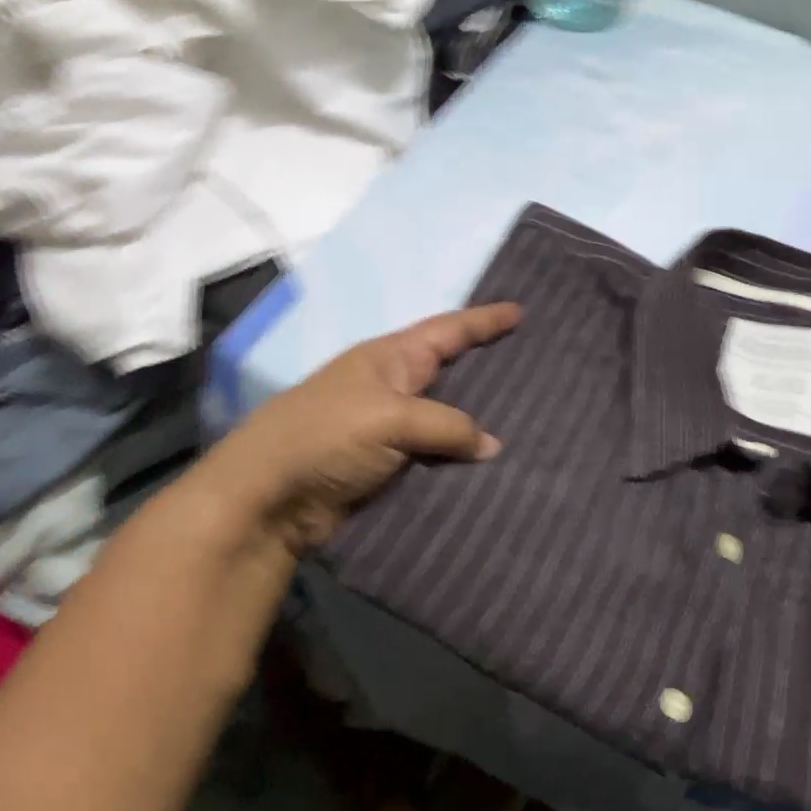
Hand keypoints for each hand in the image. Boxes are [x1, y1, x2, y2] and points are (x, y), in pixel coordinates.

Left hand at [213, 303, 520, 552]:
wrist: (271, 497)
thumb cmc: (327, 436)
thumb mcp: (391, 418)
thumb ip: (448, 426)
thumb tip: (492, 445)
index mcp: (390, 359)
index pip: (447, 331)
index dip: (483, 321)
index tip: (521, 312)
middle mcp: (393, 389)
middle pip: (452, 375)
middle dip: (490, 371)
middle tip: (539, 371)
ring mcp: (390, 431)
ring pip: (448, 422)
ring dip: (481, 426)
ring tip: (533, 425)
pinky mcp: (389, 469)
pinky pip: (438, 460)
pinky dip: (463, 464)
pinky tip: (497, 470)